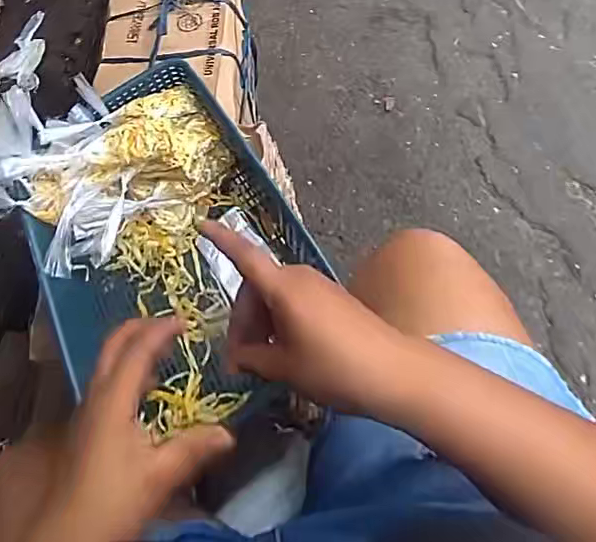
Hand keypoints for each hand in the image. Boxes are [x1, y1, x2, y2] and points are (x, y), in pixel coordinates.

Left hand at [26, 318, 234, 541]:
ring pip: (108, 361)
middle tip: (170, 324)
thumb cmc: (111, 501)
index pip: (138, 348)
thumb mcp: (158, 476)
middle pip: (115, 344)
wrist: (66, 536)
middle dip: (141, 326)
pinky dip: (127, 370)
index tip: (187, 320)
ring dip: (133, 347)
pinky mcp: (85, 426)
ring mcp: (87, 409)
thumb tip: (228, 433)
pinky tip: (145, 393)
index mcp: (114, 397)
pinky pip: (107, 381)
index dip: (162, 329)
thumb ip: (192, 449)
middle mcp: (97, 394)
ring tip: (162, 351)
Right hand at [199, 220, 424, 416]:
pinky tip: (286, 353)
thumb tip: (239, 355)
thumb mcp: (286, 368)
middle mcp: (298, 276)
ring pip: (275, 296)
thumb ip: (254, 358)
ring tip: (263, 363)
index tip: (201, 224)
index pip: (245, 256)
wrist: (394, 371)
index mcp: (283, 286)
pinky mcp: (331, 297)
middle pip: (256, 286)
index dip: (222, 240)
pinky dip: (281, 322)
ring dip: (262, 323)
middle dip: (243, 319)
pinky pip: (294, 301)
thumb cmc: (334, 367)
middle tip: (240, 360)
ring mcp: (317, 285)